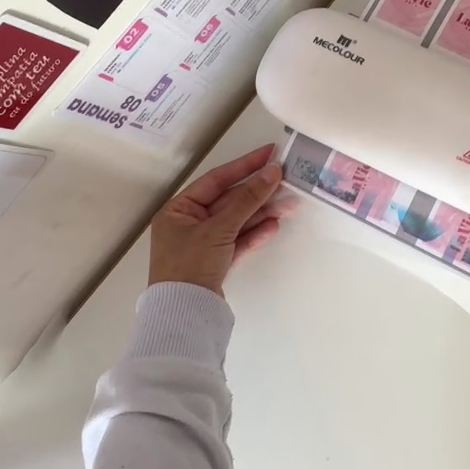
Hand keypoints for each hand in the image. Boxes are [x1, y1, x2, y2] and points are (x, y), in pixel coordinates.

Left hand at [148, 144, 290, 295]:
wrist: (184, 315)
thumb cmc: (191, 264)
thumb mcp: (219, 228)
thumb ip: (248, 199)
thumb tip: (273, 171)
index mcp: (179, 209)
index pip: (217, 179)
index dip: (245, 165)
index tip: (270, 154)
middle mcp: (189, 223)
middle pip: (230, 200)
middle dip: (259, 192)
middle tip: (287, 180)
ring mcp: (203, 243)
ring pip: (238, 220)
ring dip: (262, 212)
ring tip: (290, 203)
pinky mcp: (216, 261)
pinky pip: (238, 240)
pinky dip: (255, 233)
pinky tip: (274, 226)